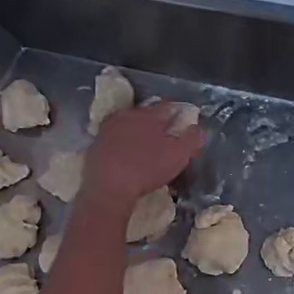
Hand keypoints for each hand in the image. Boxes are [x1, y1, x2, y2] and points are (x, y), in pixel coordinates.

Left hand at [83, 103, 205, 204]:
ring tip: (145, 141)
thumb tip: (197, 127)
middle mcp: (128, 115)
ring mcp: (109, 127)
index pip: (167, 106)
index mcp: (150, 115)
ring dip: (137, 128)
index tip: (182, 119)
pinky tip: (127, 151)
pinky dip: (123, 139)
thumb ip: (191, 139)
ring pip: (128, 122)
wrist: (108, 187)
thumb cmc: (148, 169)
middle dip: (156, 119)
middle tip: (164, 131)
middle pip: (146, 111)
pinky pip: (114, 135)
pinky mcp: (96, 142)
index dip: (177, 111)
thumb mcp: (179, 156)